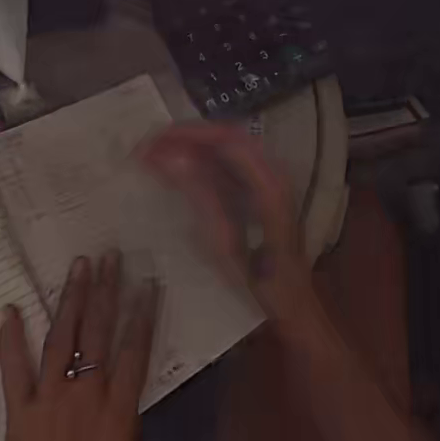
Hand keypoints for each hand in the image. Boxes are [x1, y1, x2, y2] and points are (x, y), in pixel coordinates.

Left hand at [0, 252, 158, 440]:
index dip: (144, 314)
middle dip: (107, 290)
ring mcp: (48, 404)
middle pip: (99, 333)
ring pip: (62, 339)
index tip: (149, 282)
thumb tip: (120, 401)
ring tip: (79, 265)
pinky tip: (10, 309)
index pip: (135, 351)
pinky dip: (10, 339)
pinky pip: (13, 371)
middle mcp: (85, 399)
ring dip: (70, 299)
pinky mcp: (18, 417)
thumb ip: (124, 430)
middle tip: (110, 255)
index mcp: (119, 416)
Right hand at [139, 124, 321, 330]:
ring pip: (226, 147)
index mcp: (268, 182)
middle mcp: (273, 172)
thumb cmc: (259, 283)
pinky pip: (229, 163)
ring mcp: (269, 180)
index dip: (186, 134)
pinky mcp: (262, 190)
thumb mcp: (224, 245)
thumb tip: (170, 156)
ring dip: (190, 146)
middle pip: (225, 136)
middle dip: (184, 137)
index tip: (152, 141)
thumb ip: (200, 195)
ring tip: (155, 155)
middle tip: (147, 147)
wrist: (292, 306)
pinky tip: (177, 171)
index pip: (225, 137)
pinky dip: (200, 161)